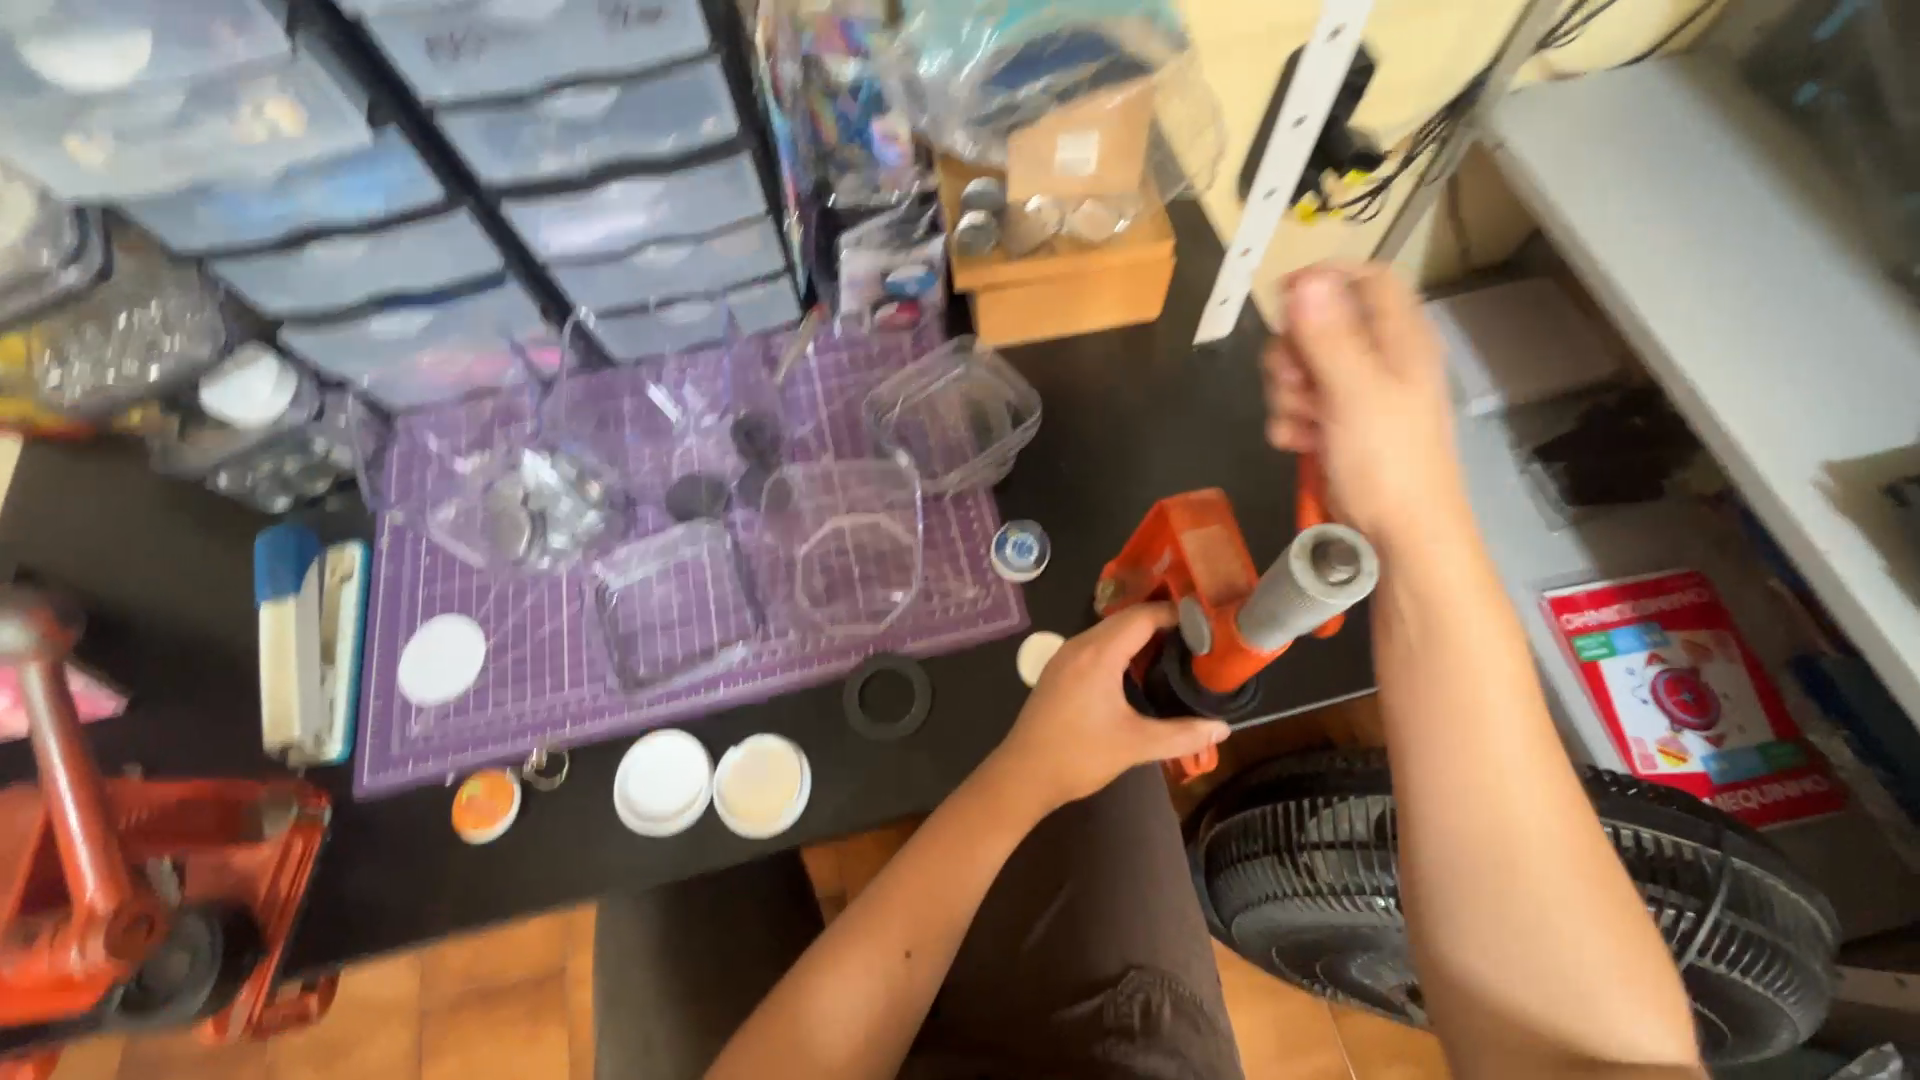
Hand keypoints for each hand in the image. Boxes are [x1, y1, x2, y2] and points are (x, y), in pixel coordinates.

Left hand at [986, 605, 1228, 813]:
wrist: (1022, 774)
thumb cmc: (1078, 755)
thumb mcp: (1135, 745)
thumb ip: (1182, 735)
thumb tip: (1223, 729)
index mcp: (1098, 654)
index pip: (1142, 617)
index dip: (1175, 614)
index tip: (1206, 623)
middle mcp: (1079, 645)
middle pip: (1126, 620)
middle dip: (1161, 623)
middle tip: (1198, 638)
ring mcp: (1065, 657)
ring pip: (1109, 632)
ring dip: (1140, 637)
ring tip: (1176, 651)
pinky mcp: (1059, 671)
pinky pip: (1096, 646)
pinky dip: (1121, 649)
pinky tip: (1140, 671)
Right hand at [1262, 262, 1471, 551]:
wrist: (1399, 536)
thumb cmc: (1388, 462)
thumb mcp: (1356, 393)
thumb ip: (1328, 336)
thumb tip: (1304, 279)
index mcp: (1398, 340)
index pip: (1366, 278)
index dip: (1325, 279)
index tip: (1284, 301)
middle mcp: (1378, 360)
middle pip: (1319, 325)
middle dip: (1293, 353)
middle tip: (1295, 382)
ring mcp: (1355, 396)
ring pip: (1301, 369)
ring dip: (1287, 394)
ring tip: (1304, 424)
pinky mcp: (1335, 428)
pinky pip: (1297, 408)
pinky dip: (1291, 424)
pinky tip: (1299, 444)